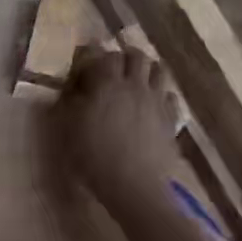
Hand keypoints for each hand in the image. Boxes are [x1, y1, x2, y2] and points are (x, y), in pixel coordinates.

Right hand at [53, 45, 182, 214]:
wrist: (133, 185)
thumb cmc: (94, 157)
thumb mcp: (70, 130)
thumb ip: (71, 103)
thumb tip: (73, 88)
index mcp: (108, 85)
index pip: (105, 55)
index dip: (96, 55)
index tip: (87, 63)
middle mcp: (135, 86)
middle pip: (136, 57)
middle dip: (125, 57)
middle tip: (114, 68)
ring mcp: (157, 101)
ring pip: (158, 70)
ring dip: (147, 70)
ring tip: (137, 81)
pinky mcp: (171, 119)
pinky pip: (171, 97)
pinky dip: (163, 95)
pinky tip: (155, 105)